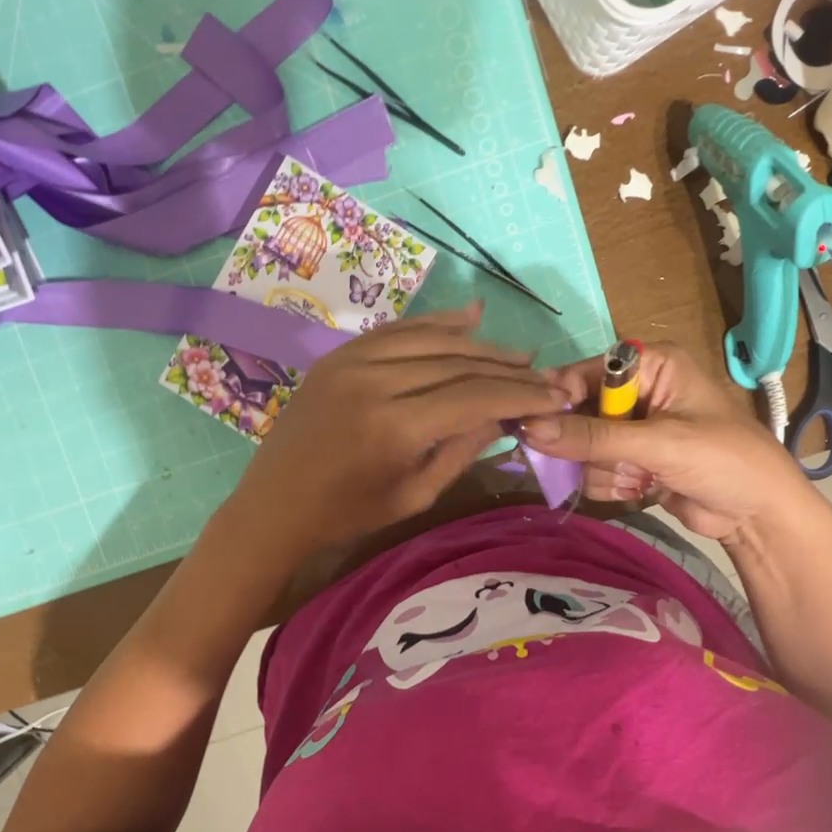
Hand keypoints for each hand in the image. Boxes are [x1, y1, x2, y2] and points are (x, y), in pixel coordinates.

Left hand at [227, 304, 569, 551]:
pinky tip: (469, 317)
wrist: (276, 504)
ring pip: (431, 340)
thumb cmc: (346, 513)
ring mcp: (353, 361)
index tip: (555, 397)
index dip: (519, 395)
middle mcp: (375, 382)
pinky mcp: (339, 356)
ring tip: (518, 353)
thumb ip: (460, 451)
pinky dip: (435, 323)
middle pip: (457, 363)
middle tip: (544, 374)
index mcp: (394, 427)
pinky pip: (397, 330)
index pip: (474, 397)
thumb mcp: (413, 495)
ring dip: (479, 344)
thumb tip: (503, 416)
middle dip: (507, 369)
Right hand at [520, 341, 818, 542]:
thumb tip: (529, 429)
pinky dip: (610, 484)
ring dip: (603, 469)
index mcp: (653, 365)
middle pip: (577, 411)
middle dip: (587, 444)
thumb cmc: (723, 461)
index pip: (586, 370)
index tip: (537, 426)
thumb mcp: (657, 443)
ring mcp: (633, 429)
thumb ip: (592, 437)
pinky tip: (639, 490)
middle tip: (603, 461)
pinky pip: (593, 470)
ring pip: (581, 447)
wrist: (759, 515)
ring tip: (636, 478)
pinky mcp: (630, 462)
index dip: (560, 396)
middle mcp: (638, 391)